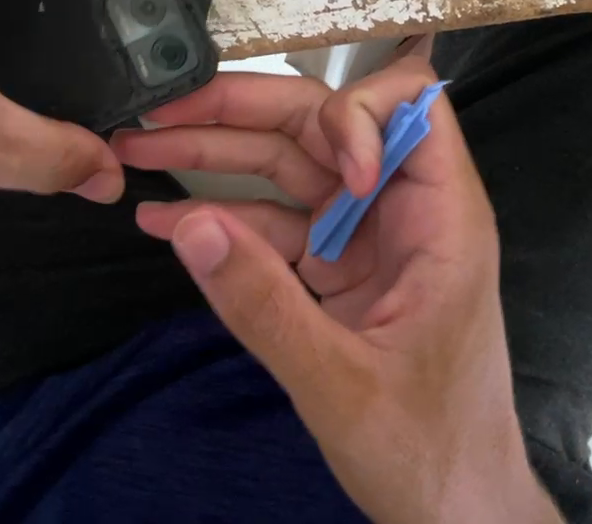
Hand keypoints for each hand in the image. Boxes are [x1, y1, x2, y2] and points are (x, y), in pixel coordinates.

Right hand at [116, 57, 560, 523]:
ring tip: (138, 151)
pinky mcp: (330, 262)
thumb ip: (265, 307)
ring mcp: (359, 233)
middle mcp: (397, 208)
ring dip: (212, 156)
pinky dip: (218, 218)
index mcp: (438, 218)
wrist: (453, 514)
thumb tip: (189, 225)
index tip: (322, 164)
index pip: (410, 108)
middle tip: (162, 111)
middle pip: (321, 126)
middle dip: (240, 112)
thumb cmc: (427, 452)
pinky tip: (162, 220)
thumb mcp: (341, 386)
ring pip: (285, 165)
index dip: (358, 113)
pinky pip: (269, 220)